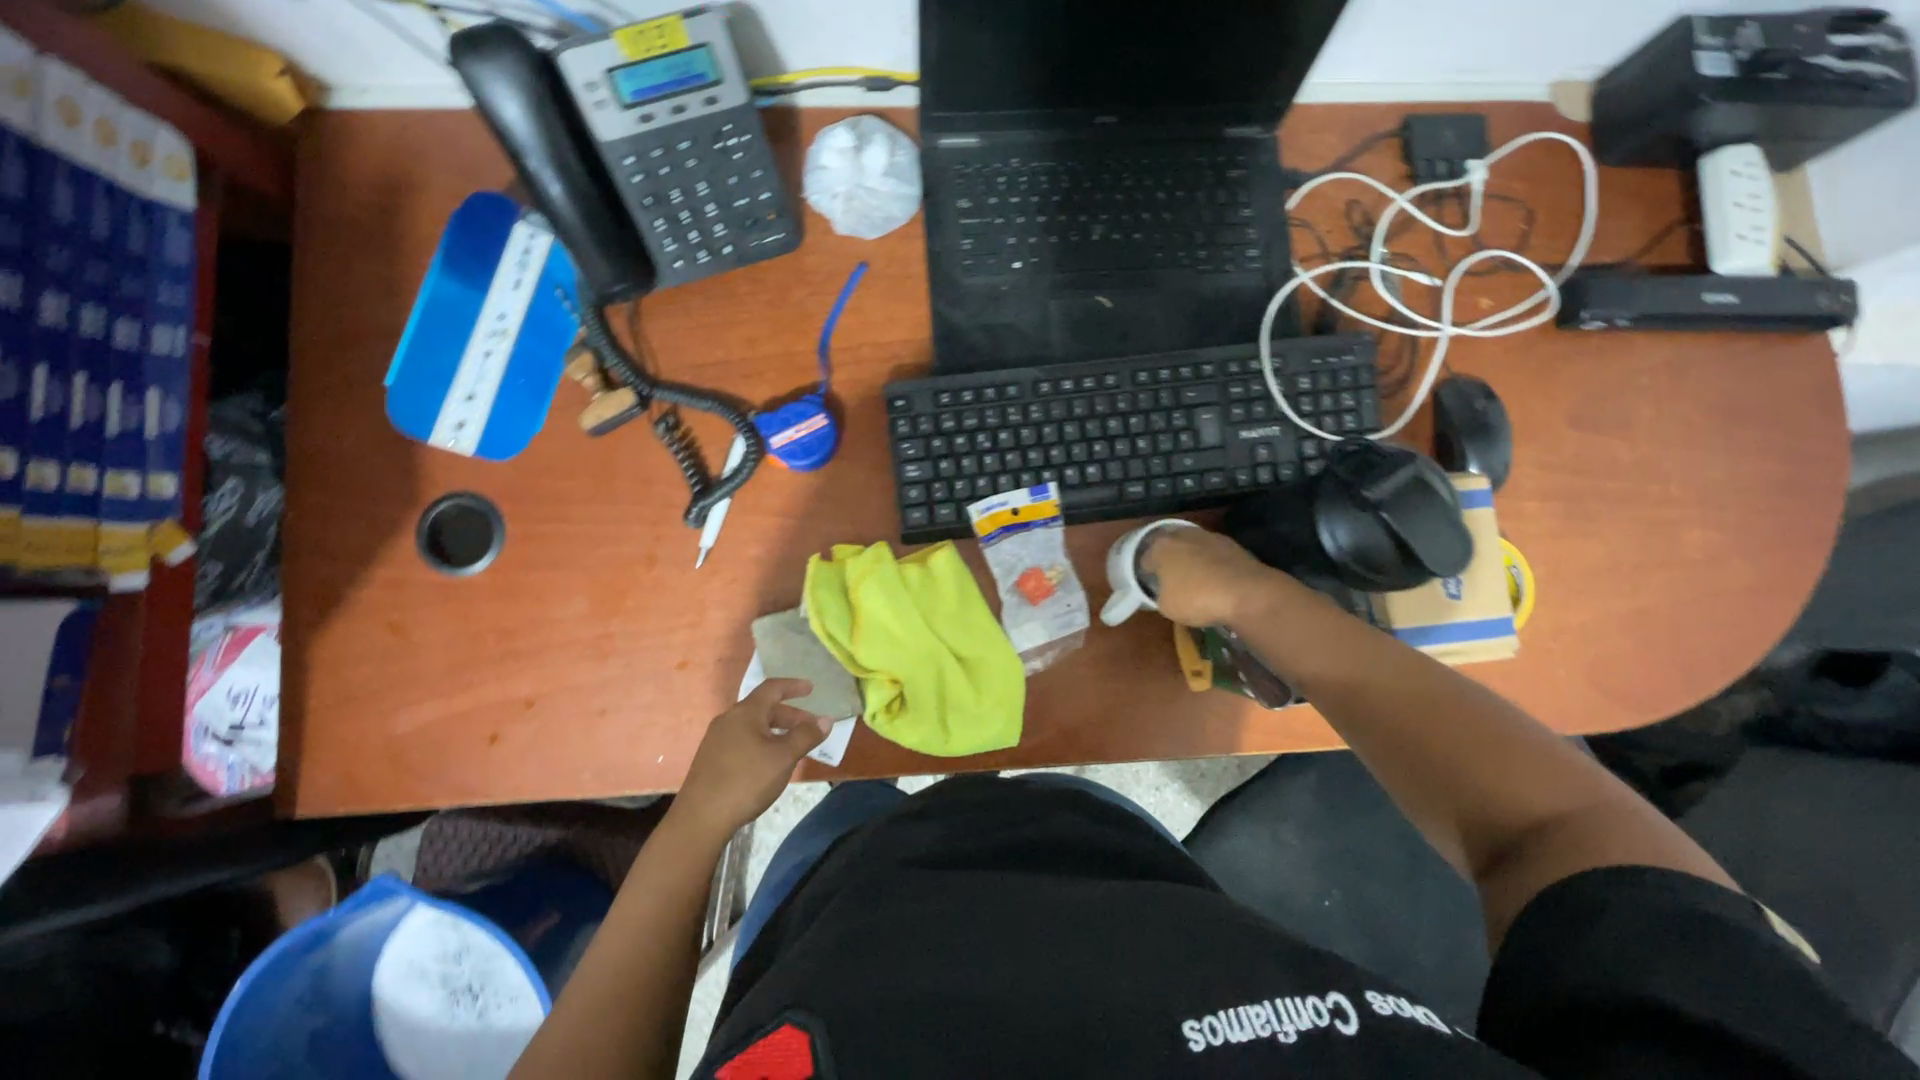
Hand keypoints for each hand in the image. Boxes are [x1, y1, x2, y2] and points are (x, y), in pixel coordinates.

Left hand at [672, 679, 830, 839]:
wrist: (701, 817)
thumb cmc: (747, 781)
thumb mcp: (783, 757)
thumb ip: (806, 736)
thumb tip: (826, 720)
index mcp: (744, 713)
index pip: (772, 688)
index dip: (793, 686)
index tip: (811, 688)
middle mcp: (728, 720)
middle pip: (763, 708)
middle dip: (790, 716)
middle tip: (811, 728)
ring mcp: (717, 739)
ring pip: (753, 726)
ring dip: (776, 731)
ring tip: (793, 747)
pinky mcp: (711, 758)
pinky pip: (742, 740)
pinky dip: (762, 742)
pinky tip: (769, 762)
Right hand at [1139, 527, 1280, 627]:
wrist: (1246, 593)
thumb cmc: (1197, 599)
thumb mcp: (1167, 607)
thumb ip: (1161, 594)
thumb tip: (1166, 591)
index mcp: (1161, 548)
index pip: (1145, 558)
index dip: (1146, 573)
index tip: (1152, 585)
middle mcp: (1183, 535)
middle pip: (1170, 546)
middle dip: (1169, 560)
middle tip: (1171, 579)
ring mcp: (1210, 537)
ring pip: (1193, 547)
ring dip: (1192, 559)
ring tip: (1196, 579)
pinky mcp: (1232, 545)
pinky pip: (1214, 554)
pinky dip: (1212, 563)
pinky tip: (1216, 580)